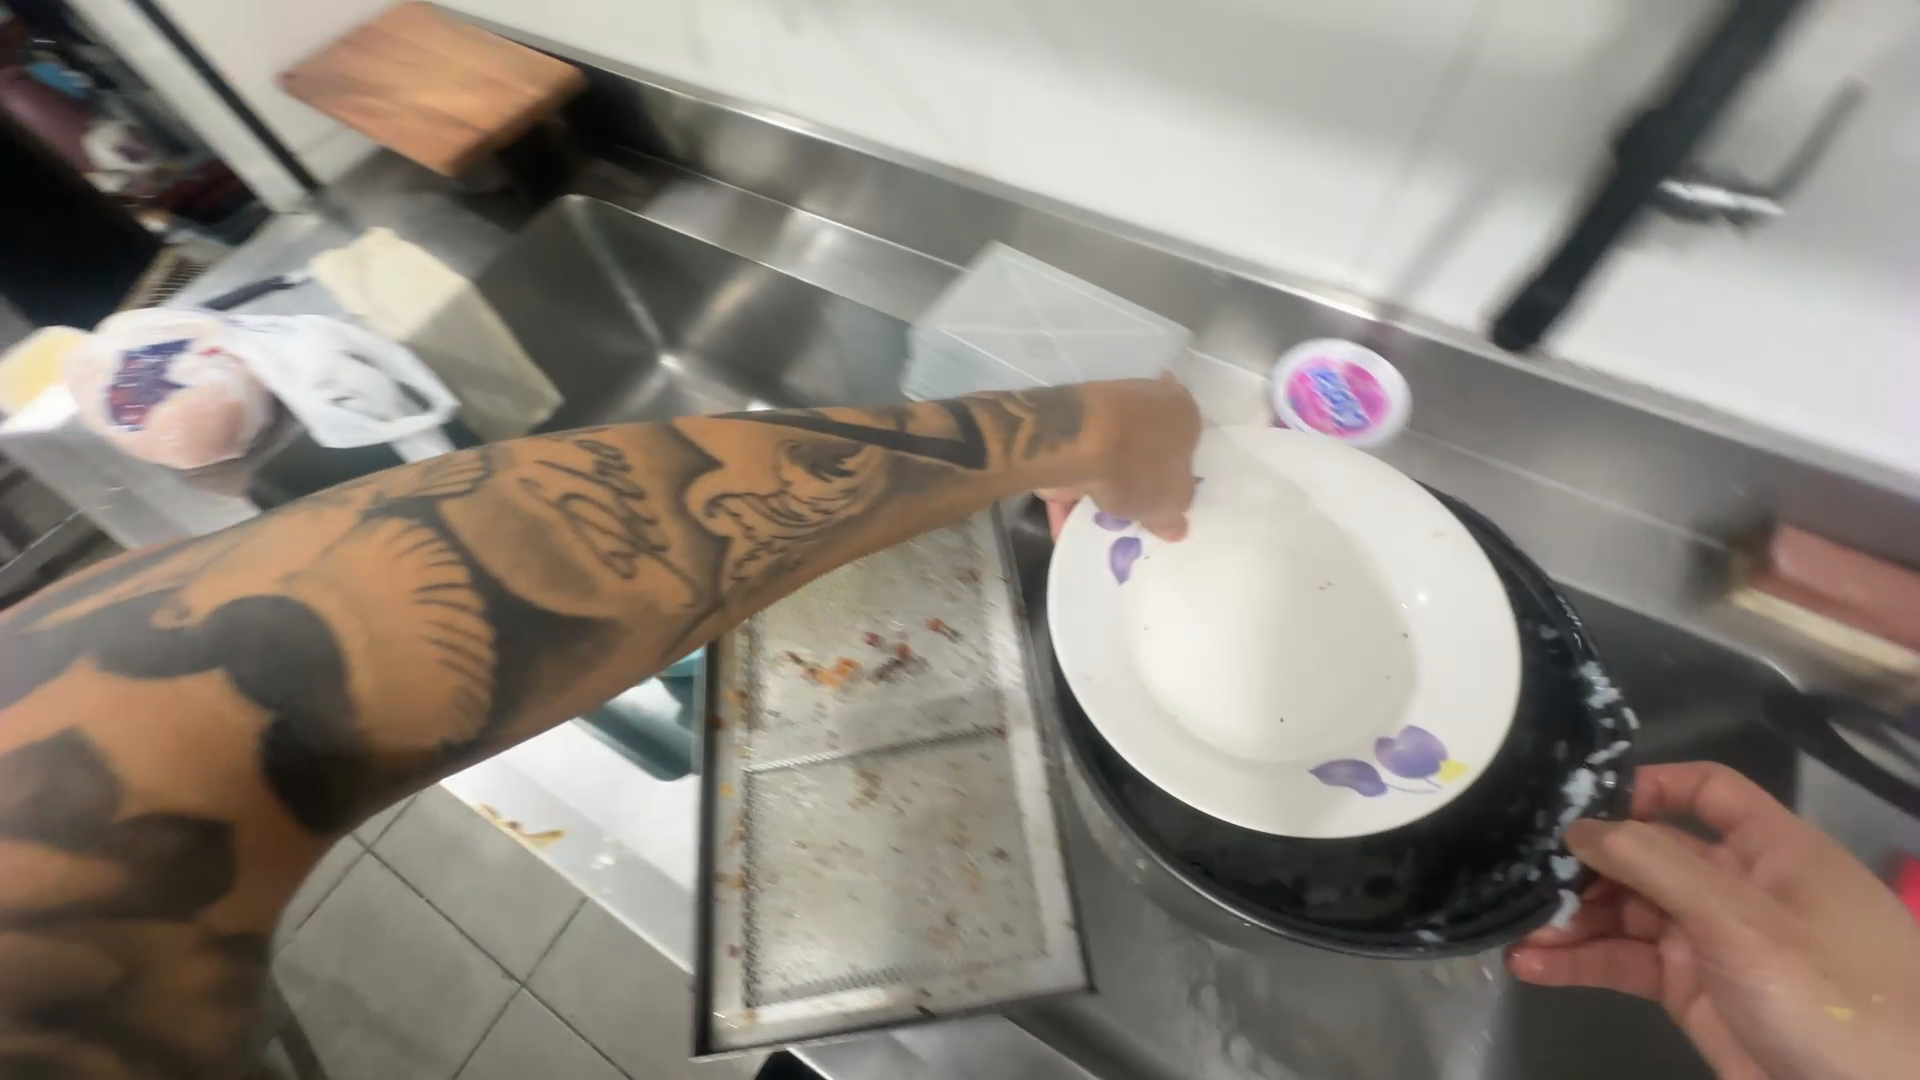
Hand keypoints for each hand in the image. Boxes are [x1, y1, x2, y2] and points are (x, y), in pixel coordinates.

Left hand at [1042, 378, 1200, 540]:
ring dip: (1100, 486)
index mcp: (1182, 410)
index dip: (1175, 476)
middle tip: (1129, 515)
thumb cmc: (1138, 465)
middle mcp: (1145, 399)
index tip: (1162, 502)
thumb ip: (1173, 515)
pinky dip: (1070, 490)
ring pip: (1108, 454)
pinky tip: (1066, 521)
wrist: (1074, 441)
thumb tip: (1175, 526)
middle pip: (1145, 448)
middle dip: (1136, 480)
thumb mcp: (1170, 502)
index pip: (1187, 445)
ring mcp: (1102, 407)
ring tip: (1095, 524)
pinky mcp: (1065, 424)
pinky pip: (1074, 463)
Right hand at [1508, 762, 1919, 1079]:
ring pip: (1621, 909)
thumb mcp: (1743, 924)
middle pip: (1641, 852)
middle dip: (1579, 866)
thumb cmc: (1841, 1007)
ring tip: (1520, 929)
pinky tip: (1530, 963)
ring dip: (1567, 918)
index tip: (1578, 803)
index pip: (1705, 789)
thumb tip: (1575, 827)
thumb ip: (1651, 862)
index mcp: (1774, 855)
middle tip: (1522, 873)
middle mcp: (1739, 889)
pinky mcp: (1692, 988)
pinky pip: (1622, 961)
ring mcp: (1713, 940)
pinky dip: (1576, 961)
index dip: (1644, 784)